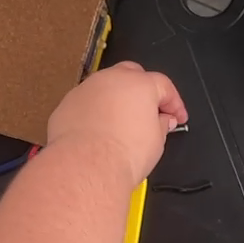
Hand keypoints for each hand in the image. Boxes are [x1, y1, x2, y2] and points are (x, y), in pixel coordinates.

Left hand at [46, 62, 187, 186]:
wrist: (86, 167)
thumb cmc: (121, 154)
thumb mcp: (157, 142)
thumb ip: (162, 125)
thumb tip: (162, 122)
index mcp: (140, 84)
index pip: (164, 86)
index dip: (174, 103)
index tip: (176, 117)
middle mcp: (112, 79)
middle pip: (132, 75)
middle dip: (142, 92)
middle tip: (148, 114)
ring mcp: (86, 89)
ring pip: (105, 87)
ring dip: (116, 101)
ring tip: (121, 126)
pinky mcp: (67, 104)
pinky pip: (86, 103)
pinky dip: (94, 113)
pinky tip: (99, 133)